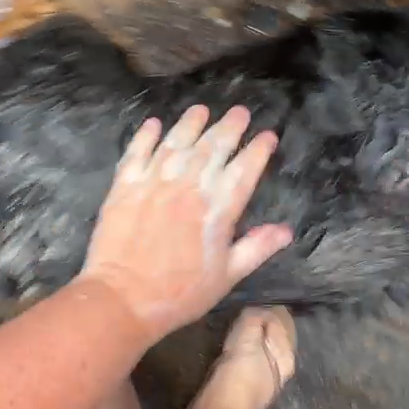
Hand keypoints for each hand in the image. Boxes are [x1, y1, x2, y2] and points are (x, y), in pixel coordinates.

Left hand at [80, 106, 294, 341]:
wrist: (123, 298)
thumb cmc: (180, 293)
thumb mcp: (227, 276)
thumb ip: (256, 248)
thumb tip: (285, 230)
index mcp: (217, 209)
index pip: (244, 169)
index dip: (258, 150)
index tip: (267, 135)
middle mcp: (188, 186)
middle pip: (213, 147)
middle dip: (230, 127)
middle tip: (240, 112)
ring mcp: (154, 181)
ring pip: (177, 142)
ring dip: (191, 123)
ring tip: (202, 110)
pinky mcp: (125, 184)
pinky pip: (137, 151)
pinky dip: (146, 135)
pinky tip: (154, 124)